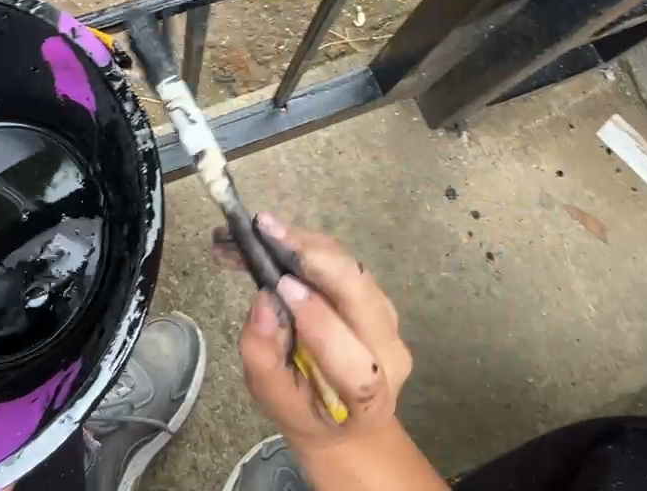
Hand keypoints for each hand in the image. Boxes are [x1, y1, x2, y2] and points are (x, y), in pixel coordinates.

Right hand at [217, 214, 414, 453]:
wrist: (345, 417)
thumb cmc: (305, 409)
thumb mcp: (272, 396)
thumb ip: (264, 355)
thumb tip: (264, 299)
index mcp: (368, 396)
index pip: (353, 360)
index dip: (317, 319)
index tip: (279, 285)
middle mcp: (388, 350)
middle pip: (359, 292)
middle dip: (312, 255)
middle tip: (265, 230)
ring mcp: (386, 317)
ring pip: (349, 266)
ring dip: (302, 242)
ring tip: (259, 230)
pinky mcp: (374, 293)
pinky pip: (343, 260)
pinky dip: (306, 244)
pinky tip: (272, 238)